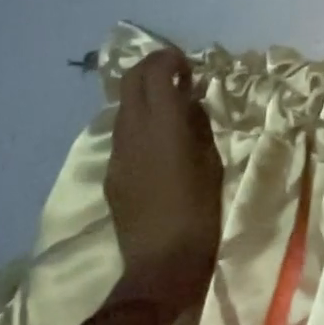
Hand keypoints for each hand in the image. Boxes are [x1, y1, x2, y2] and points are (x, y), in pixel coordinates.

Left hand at [103, 47, 223, 319]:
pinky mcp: (112, 173)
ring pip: (124, 105)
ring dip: (144, 95)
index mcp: (164, 124)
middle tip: (176, 74)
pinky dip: (138, 122)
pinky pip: (122, 132)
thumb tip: (190, 101)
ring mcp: (118, 152)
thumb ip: (198, 125)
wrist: (161, 266)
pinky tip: (157, 141)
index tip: (188, 65)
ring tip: (169, 107)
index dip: (170, 59)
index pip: (156, 71)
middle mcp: (134, 130)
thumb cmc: (200, 214)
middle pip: (132, 79)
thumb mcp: (211, 163)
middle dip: (152, 68)